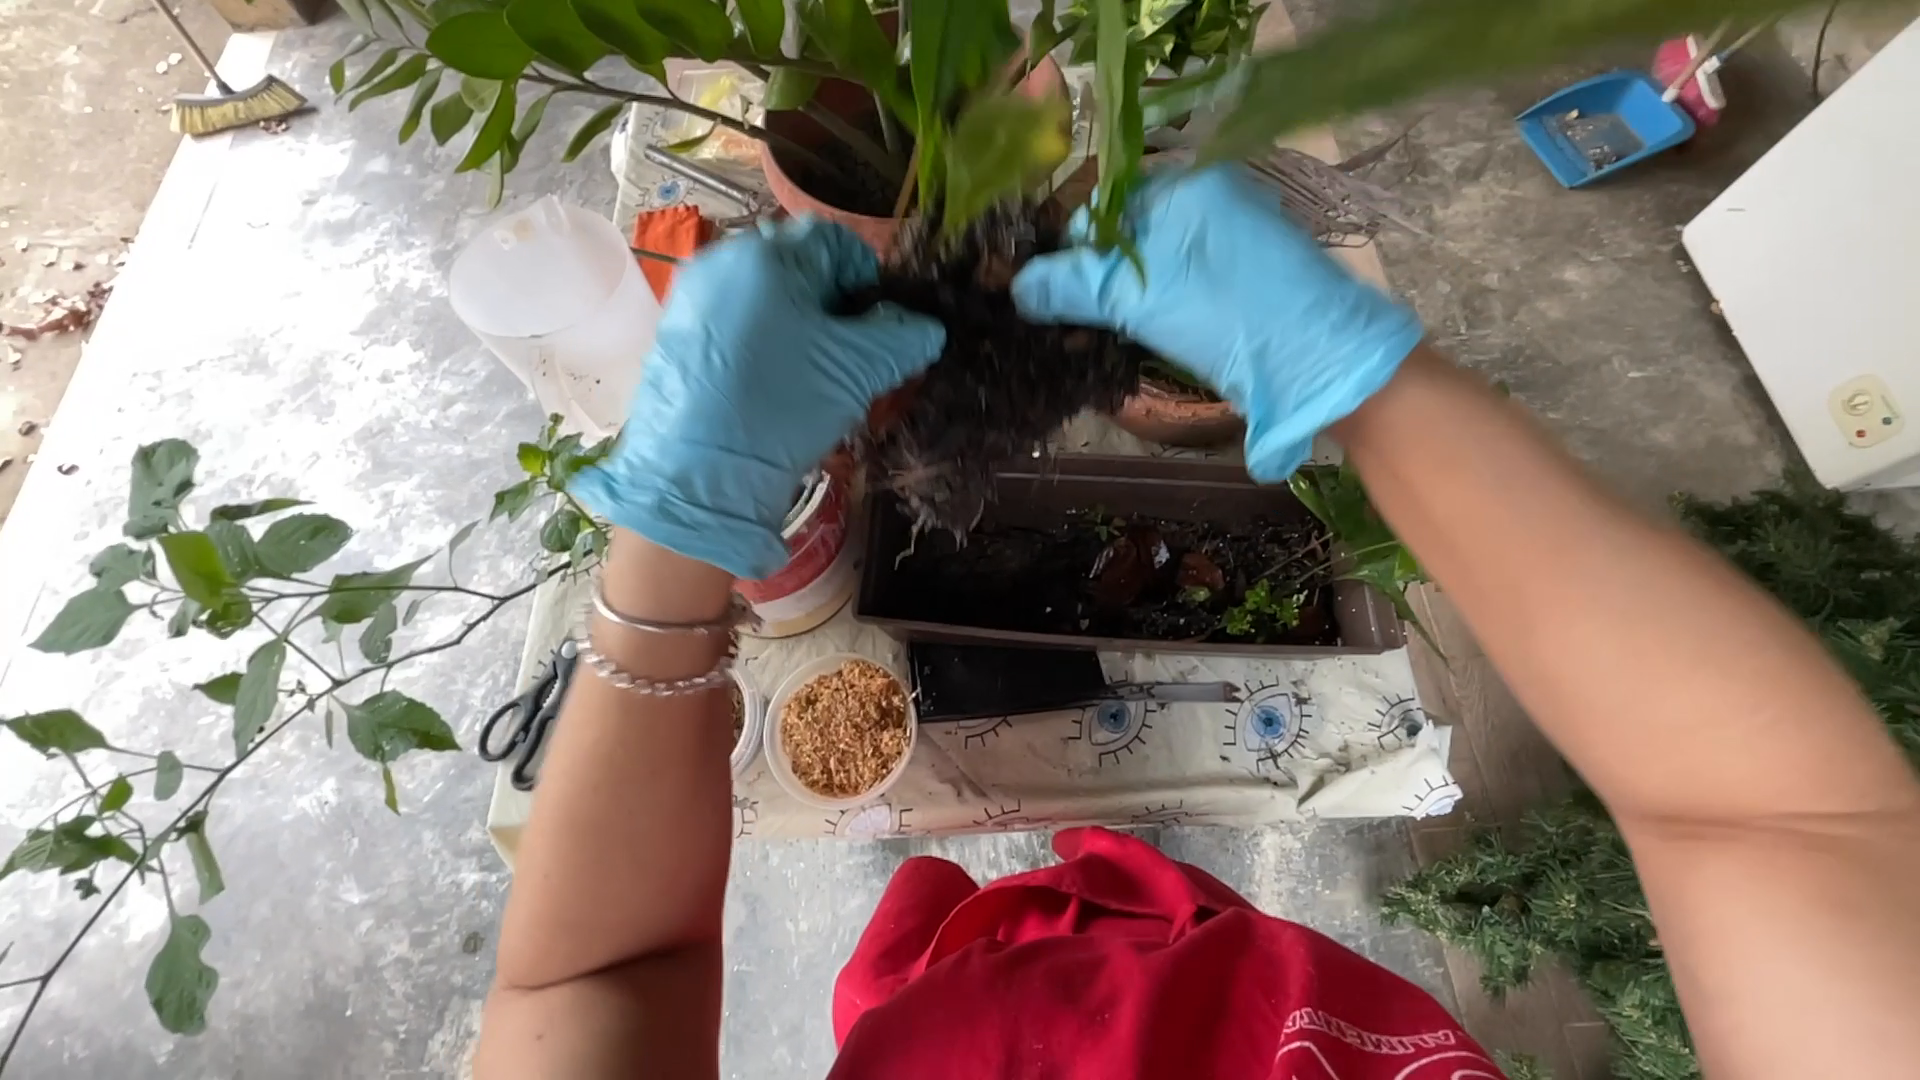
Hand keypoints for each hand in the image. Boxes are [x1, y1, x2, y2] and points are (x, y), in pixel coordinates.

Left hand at [572, 219, 944, 578]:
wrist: (700, 476)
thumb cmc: (784, 406)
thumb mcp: (859, 370)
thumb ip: (904, 338)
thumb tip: (929, 328)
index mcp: (766, 255)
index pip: (836, 241)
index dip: (868, 280)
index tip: (878, 330)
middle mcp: (721, 262)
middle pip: (799, 268)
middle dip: (834, 308)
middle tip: (851, 358)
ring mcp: (693, 300)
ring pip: (767, 299)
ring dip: (802, 329)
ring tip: (814, 379)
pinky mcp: (676, 337)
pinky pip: (736, 324)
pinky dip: (766, 345)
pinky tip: (774, 389)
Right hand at [1011, 166, 1423, 480]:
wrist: (1320, 363)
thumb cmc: (1226, 314)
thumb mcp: (1140, 297)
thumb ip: (1073, 287)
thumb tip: (1016, 288)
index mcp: (1185, 186)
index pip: (1100, 203)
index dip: (1066, 248)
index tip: (1042, 294)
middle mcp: (1204, 202)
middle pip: (1120, 235)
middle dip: (1087, 278)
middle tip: (1061, 321)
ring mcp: (1221, 242)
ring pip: (1143, 264)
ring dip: (1112, 299)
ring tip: (1087, 334)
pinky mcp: (1231, 280)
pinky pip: (1169, 283)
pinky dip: (1143, 308)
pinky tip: (1126, 336)